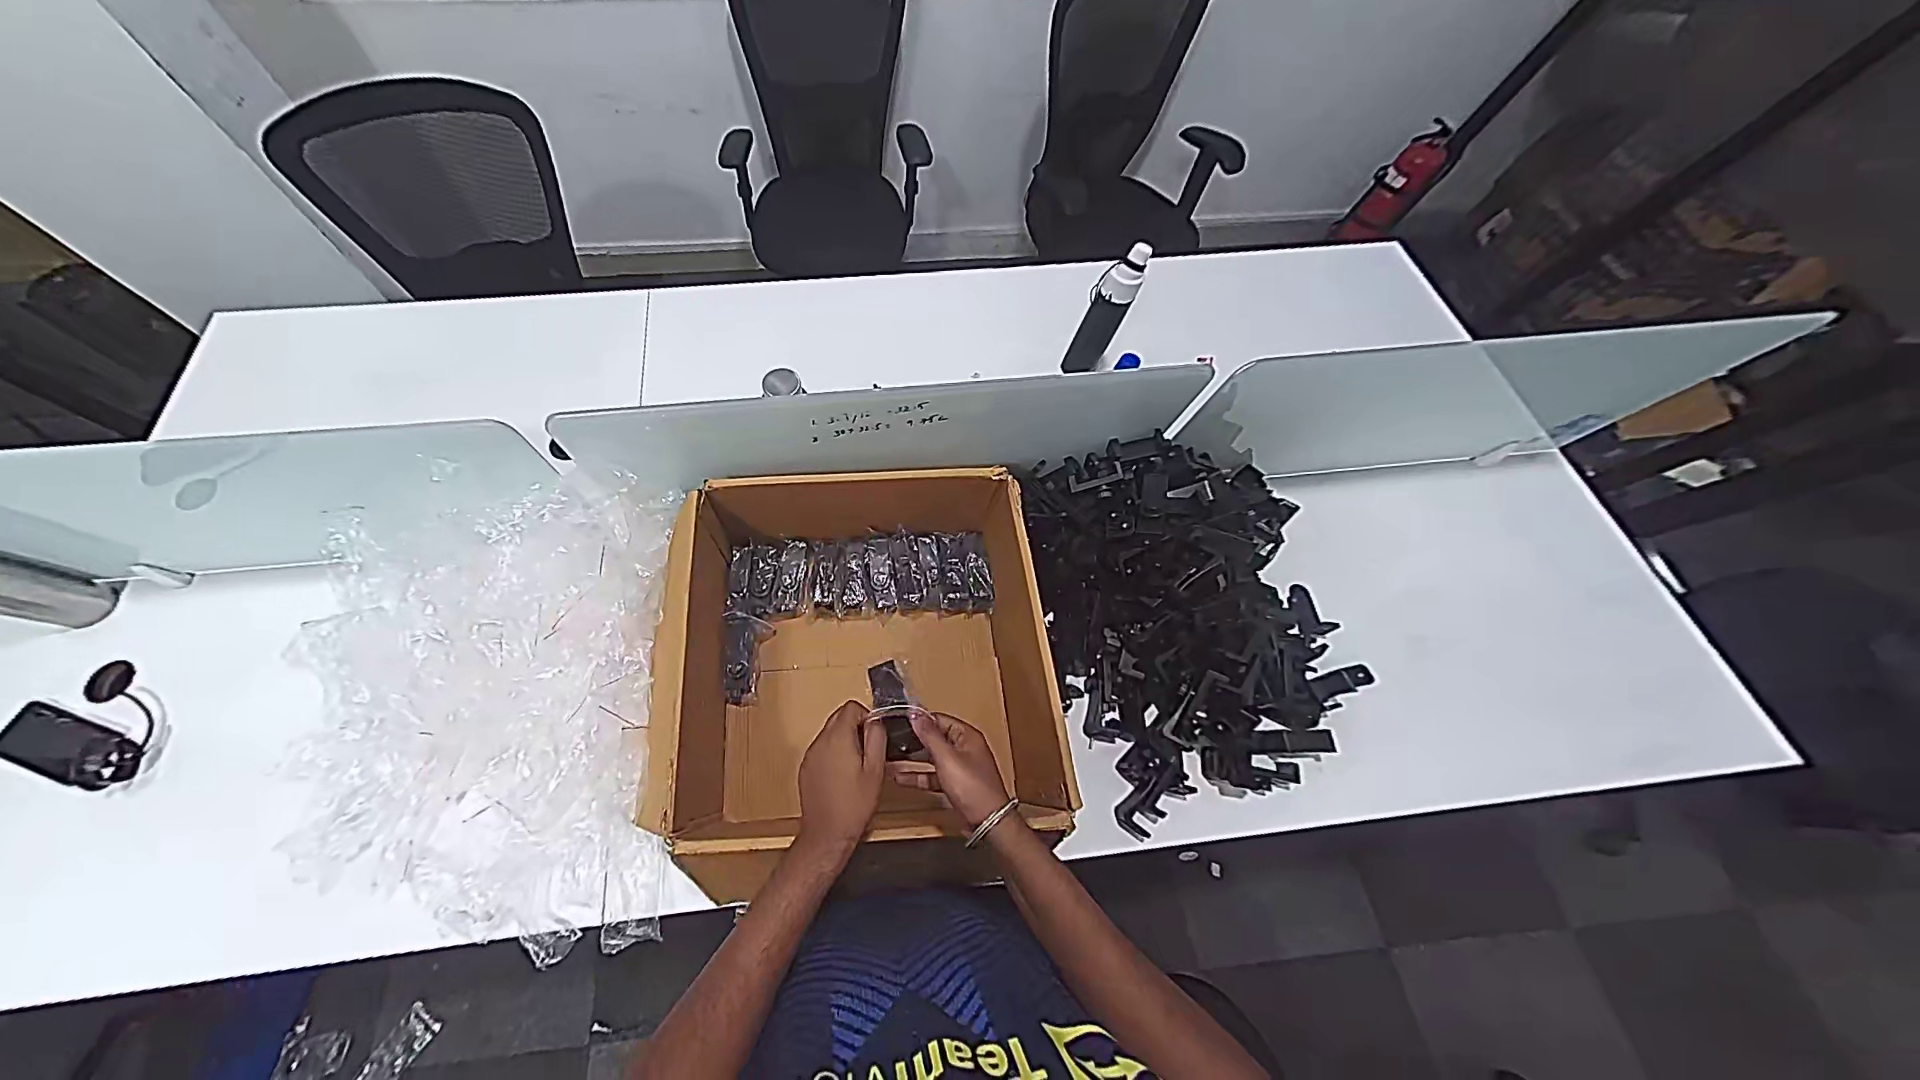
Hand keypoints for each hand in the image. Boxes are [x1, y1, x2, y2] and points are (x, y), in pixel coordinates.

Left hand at [797, 700, 886, 854]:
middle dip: (856, 727)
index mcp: (837, 738)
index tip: (875, 734)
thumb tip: (876, 720)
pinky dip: (834, 753)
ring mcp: (810, 755)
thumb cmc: (853, 805)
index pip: (850, 707)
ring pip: (830, 733)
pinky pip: (822, 749)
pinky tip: (844, 775)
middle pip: (839, 717)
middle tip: (869, 749)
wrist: (827, 834)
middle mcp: (819, 742)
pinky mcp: (806, 768)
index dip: (867, 716)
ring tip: (858, 765)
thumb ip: (877, 737)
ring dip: (845, 740)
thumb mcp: (875, 769)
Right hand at [886, 711, 1010, 827]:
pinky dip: (920, 776)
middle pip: (936, 738)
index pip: (940, 719)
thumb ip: (930, 736)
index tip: (902, 720)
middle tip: (894, 738)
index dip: (921, 720)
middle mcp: (965, 748)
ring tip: (894, 755)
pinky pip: (934, 775)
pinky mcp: (956, 784)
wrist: (987, 821)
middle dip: (916, 739)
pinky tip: (902, 778)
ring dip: (915, 758)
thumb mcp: (947, 758)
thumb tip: (916, 715)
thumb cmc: (974, 788)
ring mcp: (961, 767)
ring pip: (933, 757)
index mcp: (967, 736)